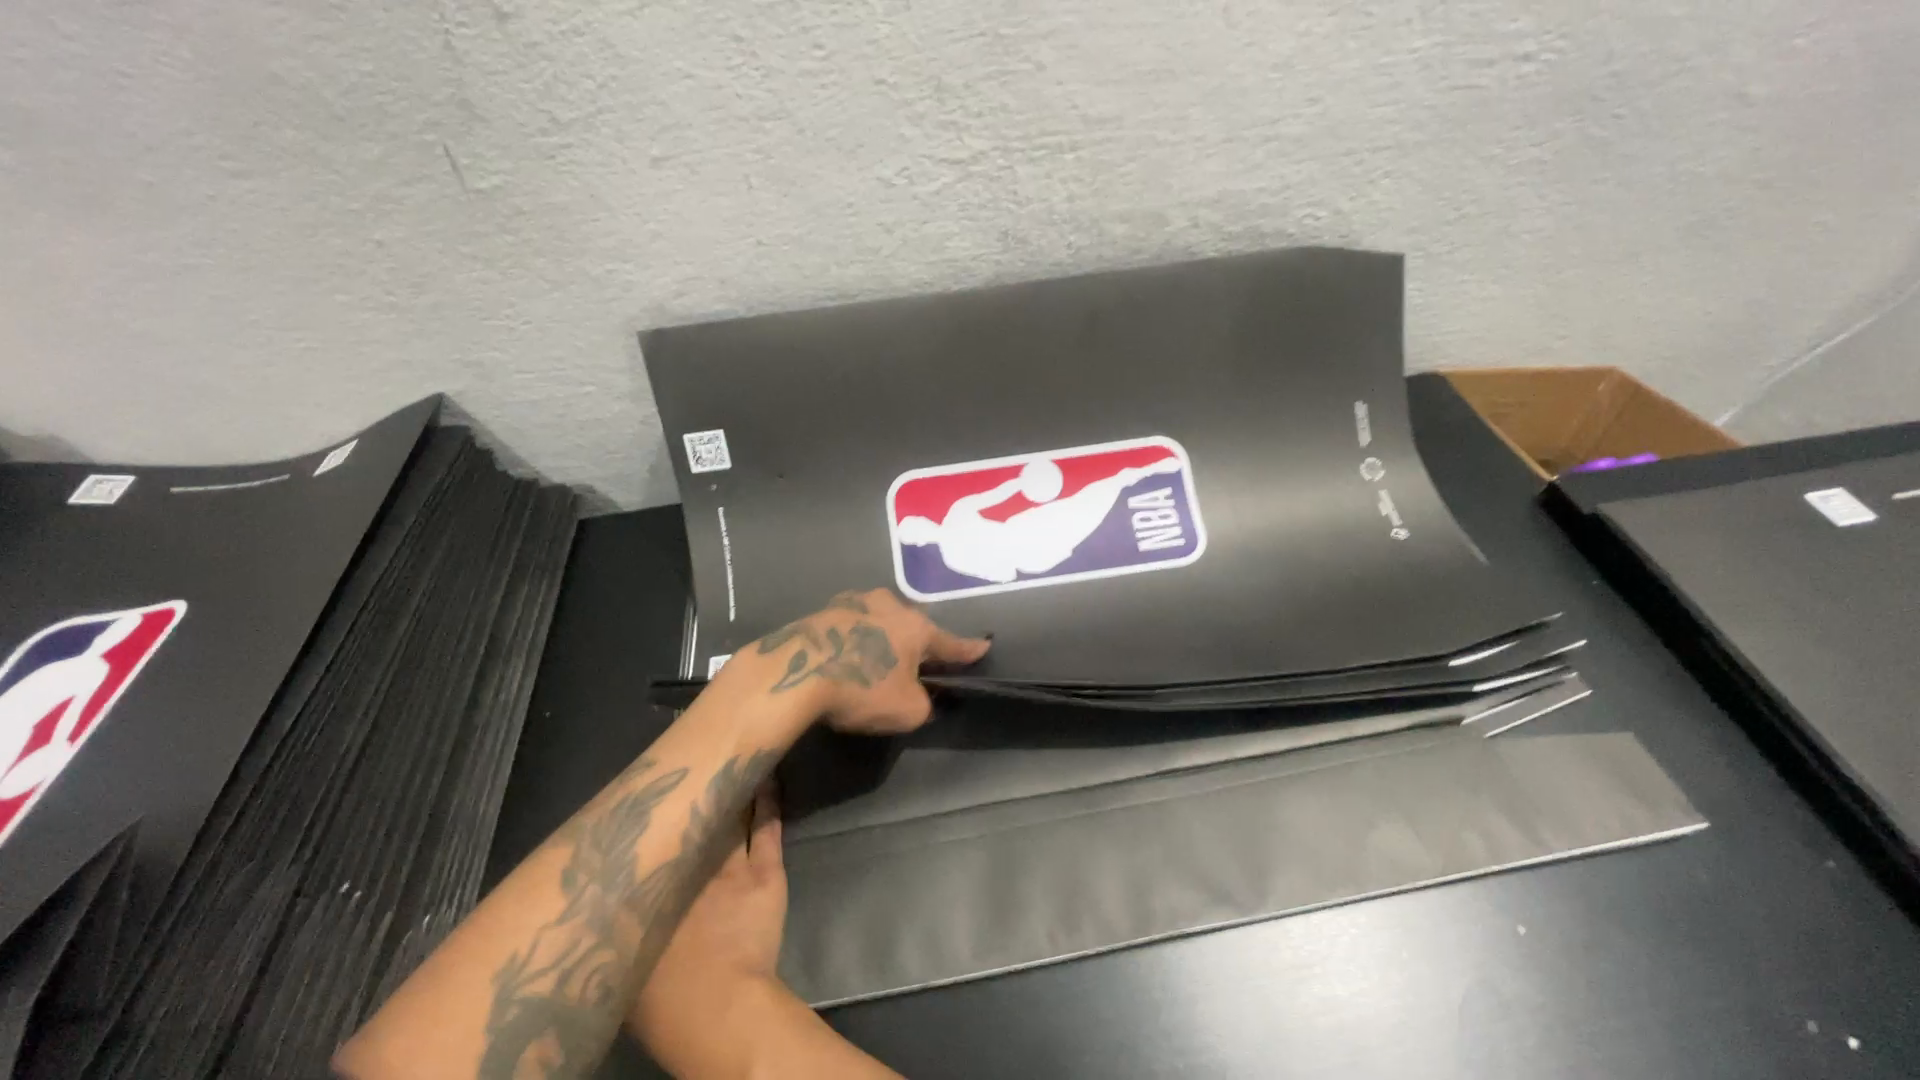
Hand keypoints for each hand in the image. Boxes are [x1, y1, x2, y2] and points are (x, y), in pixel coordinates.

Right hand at [628, 783, 785, 1049]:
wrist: (712, 1005)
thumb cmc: (661, 996)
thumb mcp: (623, 957)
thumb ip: (620, 926)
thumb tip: (603, 910)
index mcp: (653, 886)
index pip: (654, 843)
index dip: (655, 822)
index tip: (650, 799)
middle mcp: (690, 865)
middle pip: (693, 822)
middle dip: (692, 796)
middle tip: (690, 766)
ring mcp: (730, 866)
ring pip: (733, 817)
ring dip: (734, 788)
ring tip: (732, 756)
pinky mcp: (764, 873)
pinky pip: (768, 829)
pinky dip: (769, 802)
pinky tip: (769, 777)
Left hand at [742, 588, 990, 735]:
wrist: (795, 673)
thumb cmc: (863, 689)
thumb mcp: (908, 711)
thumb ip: (925, 703)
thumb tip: (921, 696)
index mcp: (916, 626)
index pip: (950, 643)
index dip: (967, 650)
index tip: (983, 646)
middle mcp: (887, 605)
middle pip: (911, 624)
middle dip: (917, 641)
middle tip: (920, 660)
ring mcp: (850, 604)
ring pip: (877, 620)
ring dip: (881, 637)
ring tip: (879, 656)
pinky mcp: (819, 613)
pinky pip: (848, 627)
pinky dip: (853, 641)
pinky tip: (846, 656)